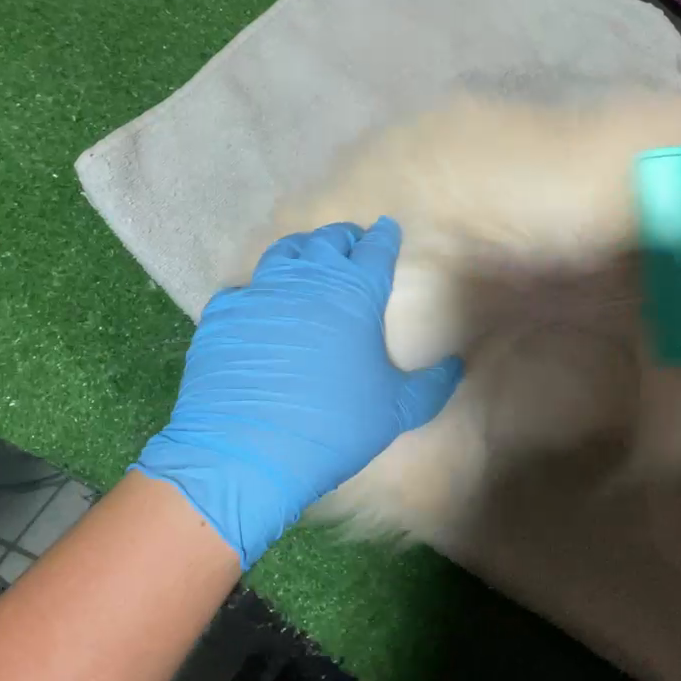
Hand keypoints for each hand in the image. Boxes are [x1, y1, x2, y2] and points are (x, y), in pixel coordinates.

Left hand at [134, 219, 462, 566]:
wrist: (245, 452)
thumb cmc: (334, 425)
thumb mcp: (396, 410)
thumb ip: (431, 385)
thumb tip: (457, 367)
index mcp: (356, 291)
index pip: (376, 248)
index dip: (385, 236)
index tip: (388, 228)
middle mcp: (309, 279)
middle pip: (329, 240)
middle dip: (344, 237)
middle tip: (351, 244)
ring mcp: (261, 291)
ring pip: (284, 252)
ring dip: (302, 251)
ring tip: (307, 261)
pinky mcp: (222, 314)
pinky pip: (243, 289)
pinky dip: (257, 292)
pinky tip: (258, 308)